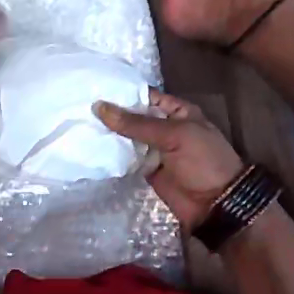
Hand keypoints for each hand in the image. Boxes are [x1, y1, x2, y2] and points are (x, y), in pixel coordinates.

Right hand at [94, 91, 245, 227]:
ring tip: (79, 123)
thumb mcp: (173, 135)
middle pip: (133, 117)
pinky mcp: (146, 169)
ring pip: (127, 137)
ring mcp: (154, 149)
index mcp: (177, 112)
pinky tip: (90, 145)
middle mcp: (164, 127)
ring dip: (109, 134)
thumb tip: (99, 107)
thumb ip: (136, 123)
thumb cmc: (202, 161)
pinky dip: (113, 154)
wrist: (214, 204)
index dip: (122, 93)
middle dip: (111, 114)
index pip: (145, 96)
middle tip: (79, 106)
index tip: (94, 88)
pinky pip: (127, 157)